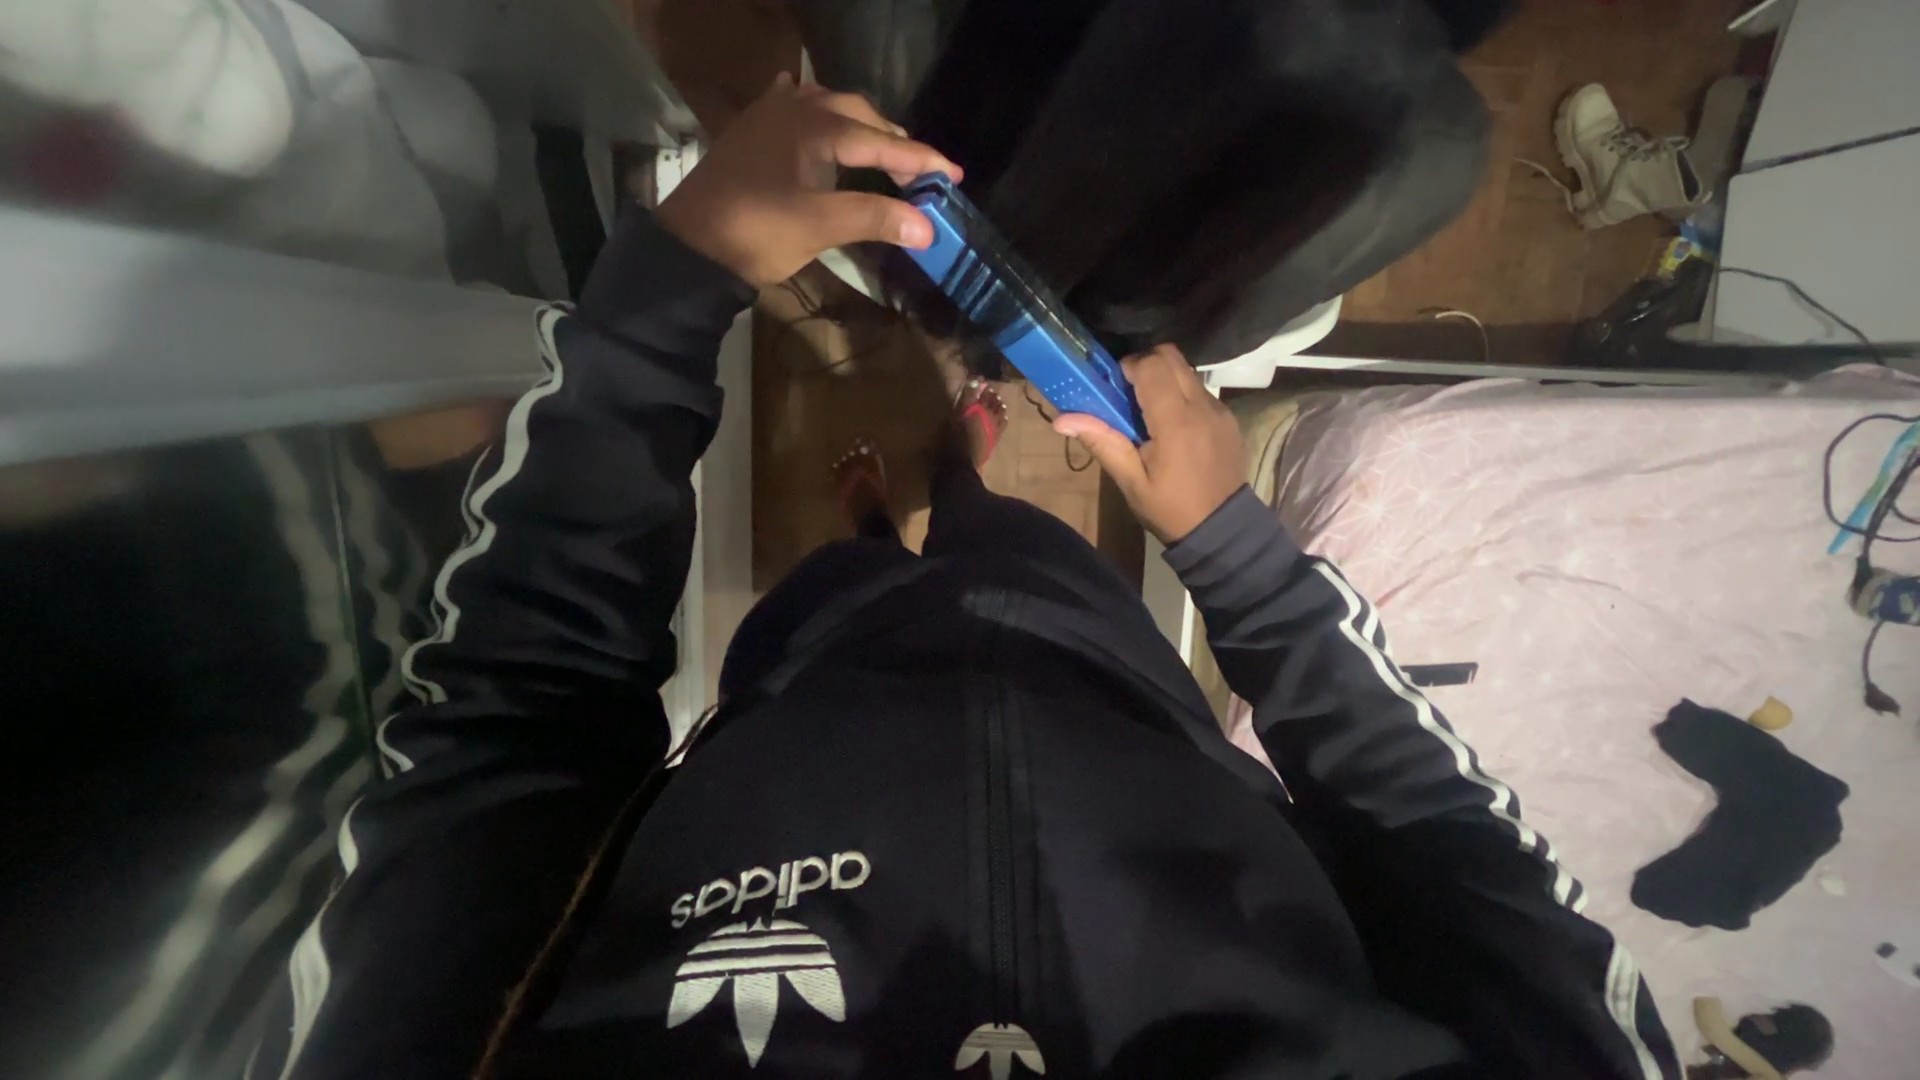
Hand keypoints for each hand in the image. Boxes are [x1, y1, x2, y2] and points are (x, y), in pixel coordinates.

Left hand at [655, 74, 961, 286]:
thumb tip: (927, 227)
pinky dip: (820, 116)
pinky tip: (819, 118)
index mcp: (814, 126)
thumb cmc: (756, 233)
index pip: (880, 138)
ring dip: (860, 126)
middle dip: (892, 139)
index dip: (919, 158)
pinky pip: (795, 110)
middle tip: (921, 171)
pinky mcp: (752, 134)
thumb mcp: (819, 226)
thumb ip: (874, 219)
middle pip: (857, 114)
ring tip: (884, 149)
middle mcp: (793, 108)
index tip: (952, 175)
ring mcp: (768, 117)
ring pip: (827, 108)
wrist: (690, 247)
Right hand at [1053, 345, 1246, 543]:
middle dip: (1145, 364)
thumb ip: (1102, 442)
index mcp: (1175, 422)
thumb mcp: (1131, 482)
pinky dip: (1181, 394)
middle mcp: (1201, 406)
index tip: (1114, 387)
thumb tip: (1062, 420)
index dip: (1129, 367)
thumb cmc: (1170, 509)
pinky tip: (1171, 426)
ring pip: (1187, 371)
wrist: (1222, 530)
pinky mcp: (1228, 418)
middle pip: (1171, 356)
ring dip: (1164, 379)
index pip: (1152, 367)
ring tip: (1148, 412)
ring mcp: (1219, 410)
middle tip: (1127, 393)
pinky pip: (1200, 390)